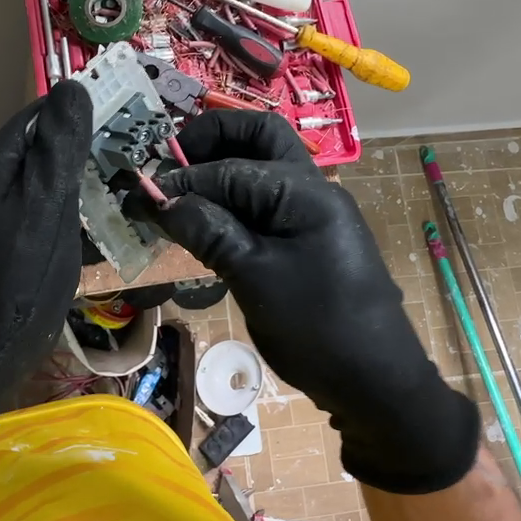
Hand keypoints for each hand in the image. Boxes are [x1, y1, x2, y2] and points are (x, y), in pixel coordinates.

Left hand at [0, 81, 92, 496]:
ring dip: (82, 182)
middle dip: (86, 149)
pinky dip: (71, 212)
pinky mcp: (7, 243)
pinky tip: (99, 225)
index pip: (41, 116)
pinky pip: (44, 212)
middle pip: (44, 148)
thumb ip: (59, 150)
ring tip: (127, 187)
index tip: (128, 120)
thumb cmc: (16, 281)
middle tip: (135, 158)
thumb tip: (72, 86)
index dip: (82, 113)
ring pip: (47, 182)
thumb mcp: (45, 209)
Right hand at [143, 111, 480, 494]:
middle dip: (212, 138)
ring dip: (222, 165)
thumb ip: (208, 231)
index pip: (231, 168)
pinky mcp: (309, 236)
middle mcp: (312, 188)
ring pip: (264, 165)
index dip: (184, 179)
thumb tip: (158, 197)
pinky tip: (206, 221)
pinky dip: (234, 198)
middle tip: (172, 158)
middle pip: (259, 137)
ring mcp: (313, 212)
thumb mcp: (254, 278)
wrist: (378, 383)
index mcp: (304, 191)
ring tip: (181, 188)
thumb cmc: (317, 328)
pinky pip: (266, 200)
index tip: (142, 195)